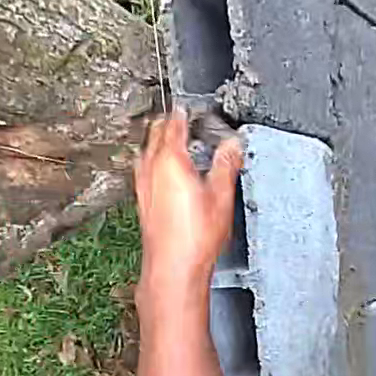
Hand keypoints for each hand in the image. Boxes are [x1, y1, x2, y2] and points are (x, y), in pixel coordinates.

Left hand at [134, 110, 241, 306]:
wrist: (173, 268)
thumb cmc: (194, 237)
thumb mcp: (221, 196)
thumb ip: (226, 165)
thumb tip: (232, 145)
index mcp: (171, 161)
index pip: (174, 126)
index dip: (182, 114)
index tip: (186, 107)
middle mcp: (151, 170)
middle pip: (155, 136)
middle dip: (166, 124)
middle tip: (177, 118)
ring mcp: (143, 186)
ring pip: (146, 153)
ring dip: (156, 142)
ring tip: (167, 140)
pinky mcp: (142, 202)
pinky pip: (144, 171)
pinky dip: (153, 162)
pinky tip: (159, 172)